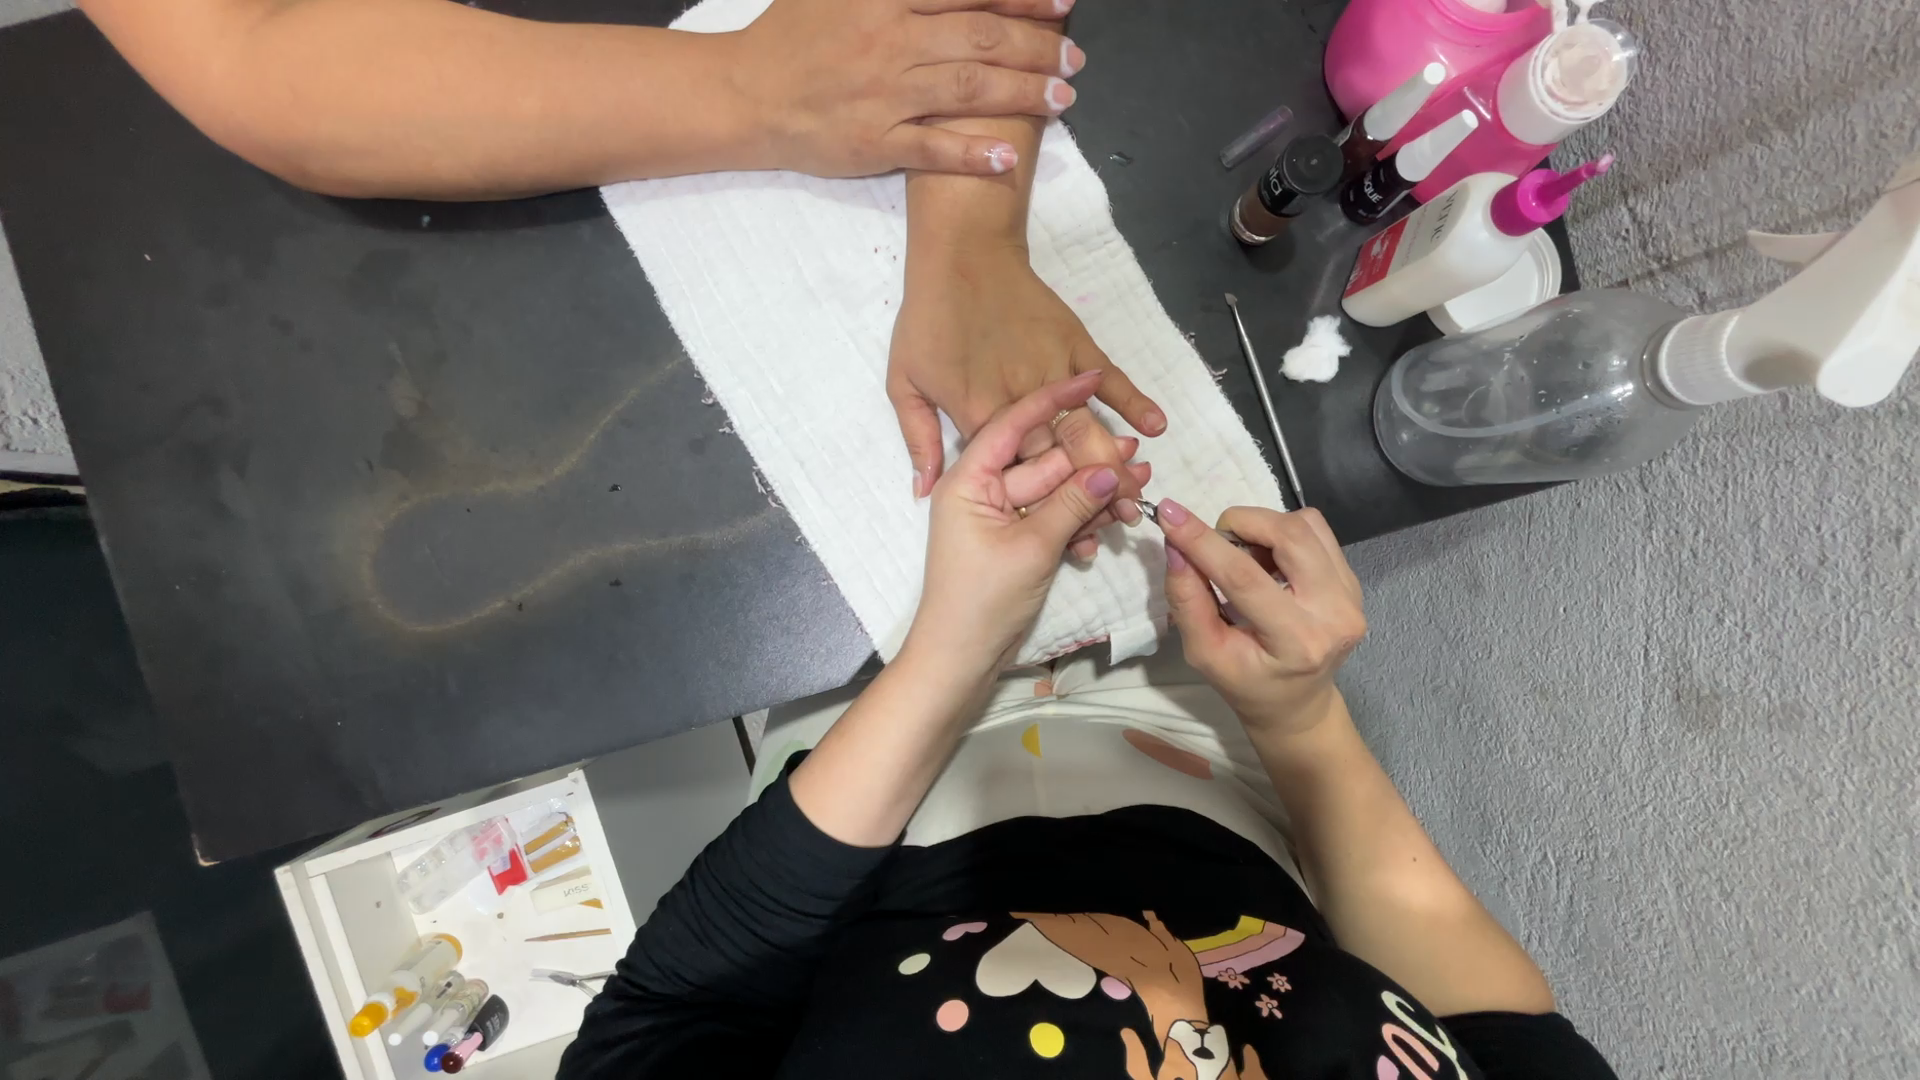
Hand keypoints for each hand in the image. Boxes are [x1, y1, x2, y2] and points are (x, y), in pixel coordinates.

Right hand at [730, 0, 1083, 176]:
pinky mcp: (876, 142)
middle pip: (981, 40)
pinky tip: (1009, 157)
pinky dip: (973, 154)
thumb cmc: (794, 40)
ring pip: (968, 90)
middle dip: (1036, 48)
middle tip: (1074, 59)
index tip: (1062, 2)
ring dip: (1022, 94)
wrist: (749, 95)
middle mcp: (892, 40)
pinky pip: (933, 150)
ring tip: (1062, 99)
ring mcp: (885, 94)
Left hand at [888, 242, 1165, 552]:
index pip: (1015, 474)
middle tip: (1119, 519)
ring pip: (1088, 427)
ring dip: (1115, 463)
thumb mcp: (903, 382)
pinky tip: (1156, 426)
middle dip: (1092, 494)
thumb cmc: (928, 319)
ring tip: (1137, 493)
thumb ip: (917, 439)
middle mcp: (1022, 398)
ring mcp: (1052, 370)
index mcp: (980, 414)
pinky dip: (1134, 400)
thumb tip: (921, 489)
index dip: (1043, 509)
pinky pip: (1109, 378)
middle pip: (1061, 458)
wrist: (961, 252)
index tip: (1070, 536)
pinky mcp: (1075, 345)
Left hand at [902, 372, 1150, 674]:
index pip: (1014, 423)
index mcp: (969, 478)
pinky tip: (1117, 517)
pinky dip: (1082, 519)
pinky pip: (1054, 516)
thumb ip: (1072, 504)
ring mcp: (1003, 514)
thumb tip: (1113, 469)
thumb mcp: (1030, 547)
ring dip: (1094, 491)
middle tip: (1136, 453)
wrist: (961, 657)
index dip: (1054, 399)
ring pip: (1054, 490)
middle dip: (1089, 460)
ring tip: (1141, 483)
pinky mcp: (1018, 538)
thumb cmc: (981, 599)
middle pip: (1043, 460)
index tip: (1092, 378)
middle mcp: (984, 488)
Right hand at [1153, 502, 1366, 734]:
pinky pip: (1316, 532)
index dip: (1203, 541)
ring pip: (1305, 524)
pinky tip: (1268, 560)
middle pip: (1289, 535)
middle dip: (1240, 524)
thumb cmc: (1244, 682)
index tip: (1169, 514)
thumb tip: (1175, 548)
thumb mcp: (1203, 652)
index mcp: (1297, 642)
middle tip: (1215, 542)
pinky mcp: (1353, 580)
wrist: (1297, 704)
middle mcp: (1335, 614)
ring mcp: (1352, 595)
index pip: (1244, 577)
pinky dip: (1283, 533)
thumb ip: (1187, 600)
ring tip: (1244, 555)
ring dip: (1263, 527)